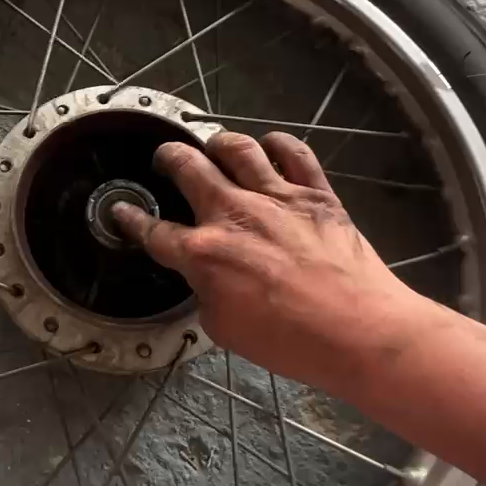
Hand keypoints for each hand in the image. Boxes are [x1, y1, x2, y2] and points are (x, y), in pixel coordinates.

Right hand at [111, 131, 429, 388]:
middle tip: (165, 159)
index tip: (122, 210)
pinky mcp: (315, 193)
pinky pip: (294, 152)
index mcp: (204, 254)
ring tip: (214, 148)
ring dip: (217, 143)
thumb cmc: (291, 342)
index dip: (132, 219)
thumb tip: (207, 277)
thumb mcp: (224, 328)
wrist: (362, 333)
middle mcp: (233, 214)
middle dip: (168, 156)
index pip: (155, 231)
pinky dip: (278, 145)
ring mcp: (276, 197)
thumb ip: (205, 292)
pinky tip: (270, 150)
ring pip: (236, 147)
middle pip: (187, 166)